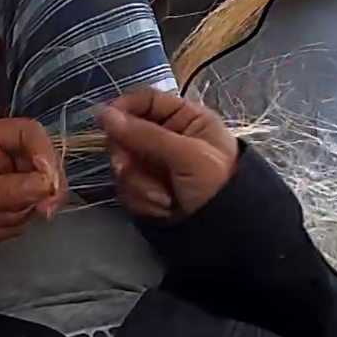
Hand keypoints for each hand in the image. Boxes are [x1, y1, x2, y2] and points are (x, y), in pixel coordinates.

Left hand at [0, 118, 64, 280]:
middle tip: (43, 212)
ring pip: (33, 195)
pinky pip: (22, 217)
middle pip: (39, 165)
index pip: (27, 133)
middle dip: (38, 191)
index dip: (44, 154)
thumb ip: (7, 190)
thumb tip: (49, 185)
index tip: (51, 183)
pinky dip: (7, 227)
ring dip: (12, 213)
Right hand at [98, 88, 240, 218]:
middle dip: (126, 154)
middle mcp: (167, 137)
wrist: (232, 236)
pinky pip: (126, 185)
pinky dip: (140, 198)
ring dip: (137, 182)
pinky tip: (162, 207)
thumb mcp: (187, 155)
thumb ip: (145, 134)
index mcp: (185, 119)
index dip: (123, 108)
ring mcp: (155, 163)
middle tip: (126, 167)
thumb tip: (103, 114)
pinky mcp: (147, 187)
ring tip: (162, 198)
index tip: (106, 123)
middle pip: (125, 132)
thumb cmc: (219, 186)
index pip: (145, 100)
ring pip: (123, 161)